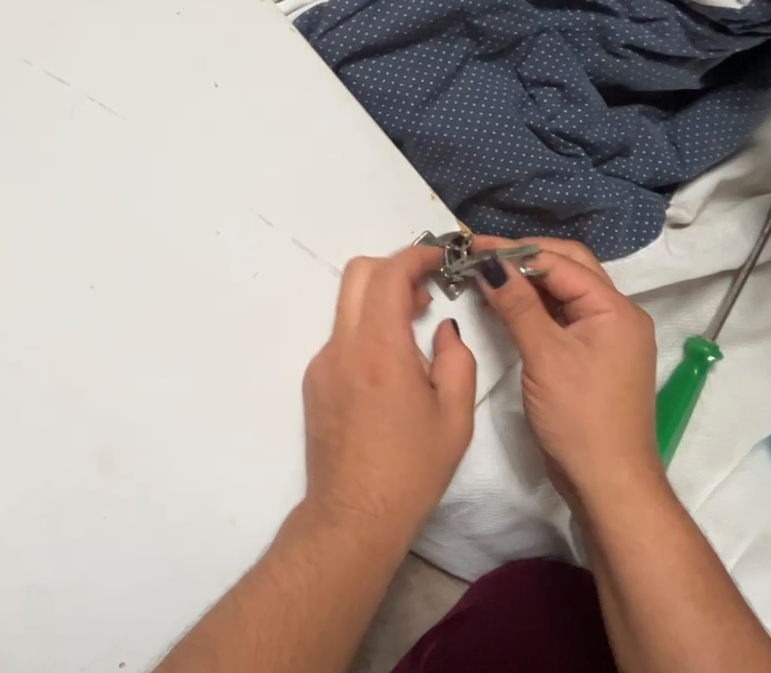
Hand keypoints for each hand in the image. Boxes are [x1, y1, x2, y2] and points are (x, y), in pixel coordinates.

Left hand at [299, 245, 476, 543]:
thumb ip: (456, 359)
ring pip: (347, 305)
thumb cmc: (411, 469)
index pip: (388, 274)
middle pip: (357, 274)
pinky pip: (342, 336)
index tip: (441, 259)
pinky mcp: (314, 380)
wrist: (353, 515)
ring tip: (415, 328)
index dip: (416, 255)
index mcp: (378, 348)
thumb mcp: (454, 416)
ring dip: (380, 300)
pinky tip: (392, 369)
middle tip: (426, 292)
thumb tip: (443, 328)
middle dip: (394, 269)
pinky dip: (367, 330)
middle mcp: (342, 345)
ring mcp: (322, 361)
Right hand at [470, 237, 662, 506]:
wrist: (608, 483)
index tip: (472, 246)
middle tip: (480, 257)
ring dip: (528, 280)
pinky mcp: (593, 354)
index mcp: (614, 309)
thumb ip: (517, 304)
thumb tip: (490, 263)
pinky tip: (506, 305)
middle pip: (567, 268)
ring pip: (564, 291)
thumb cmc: (579, 417)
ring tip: (486, 276)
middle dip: (524, 257)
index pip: (560, 261)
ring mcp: (607, 336)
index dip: (514, 250)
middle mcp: (617, 314)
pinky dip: (535, 305)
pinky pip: (562, 314)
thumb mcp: (543, 355)